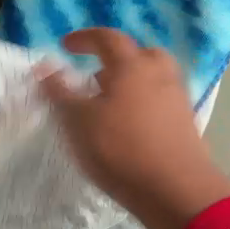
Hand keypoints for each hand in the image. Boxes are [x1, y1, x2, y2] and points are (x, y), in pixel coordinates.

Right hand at [38, 28, 229, 228]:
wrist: (174, 189)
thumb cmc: (119, 149)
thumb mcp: (77, 120)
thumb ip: (60, 91)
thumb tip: (44, 66)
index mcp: (132, 65)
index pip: (107, 38)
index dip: (84, 39)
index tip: (66, 45)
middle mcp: (160, 74)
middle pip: (138, 55)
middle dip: (114, 60)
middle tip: (95, 76)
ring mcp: (176, 98)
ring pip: (151, 78)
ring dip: (129, 83)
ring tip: (108, 104)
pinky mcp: (185, 123)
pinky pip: (159, 101)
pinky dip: (141, 103)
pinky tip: (128, 126)